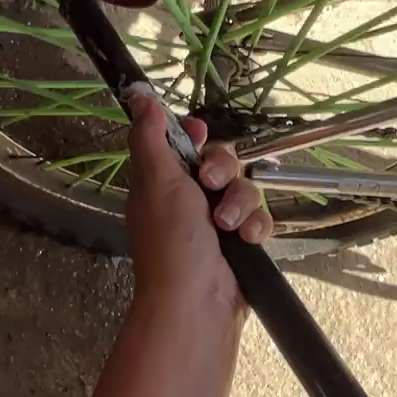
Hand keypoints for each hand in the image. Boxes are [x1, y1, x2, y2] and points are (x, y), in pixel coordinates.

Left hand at [125, 92, 271, 309]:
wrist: (196, 300)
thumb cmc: (172, 239)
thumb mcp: (156, 180)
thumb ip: (150, 137)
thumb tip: (137, 96)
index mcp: (163, 183)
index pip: (183, 144)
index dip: (195, 135)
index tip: (201, 131)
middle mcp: (189, 200)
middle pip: (221, 162)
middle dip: (222, 171)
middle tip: (211, 185)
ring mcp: (216, 223)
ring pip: (244, 189)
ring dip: (239, 204)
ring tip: (228, 226)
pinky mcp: (240, 242)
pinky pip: (259, 218)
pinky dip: (255, 227)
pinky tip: (247, 240)